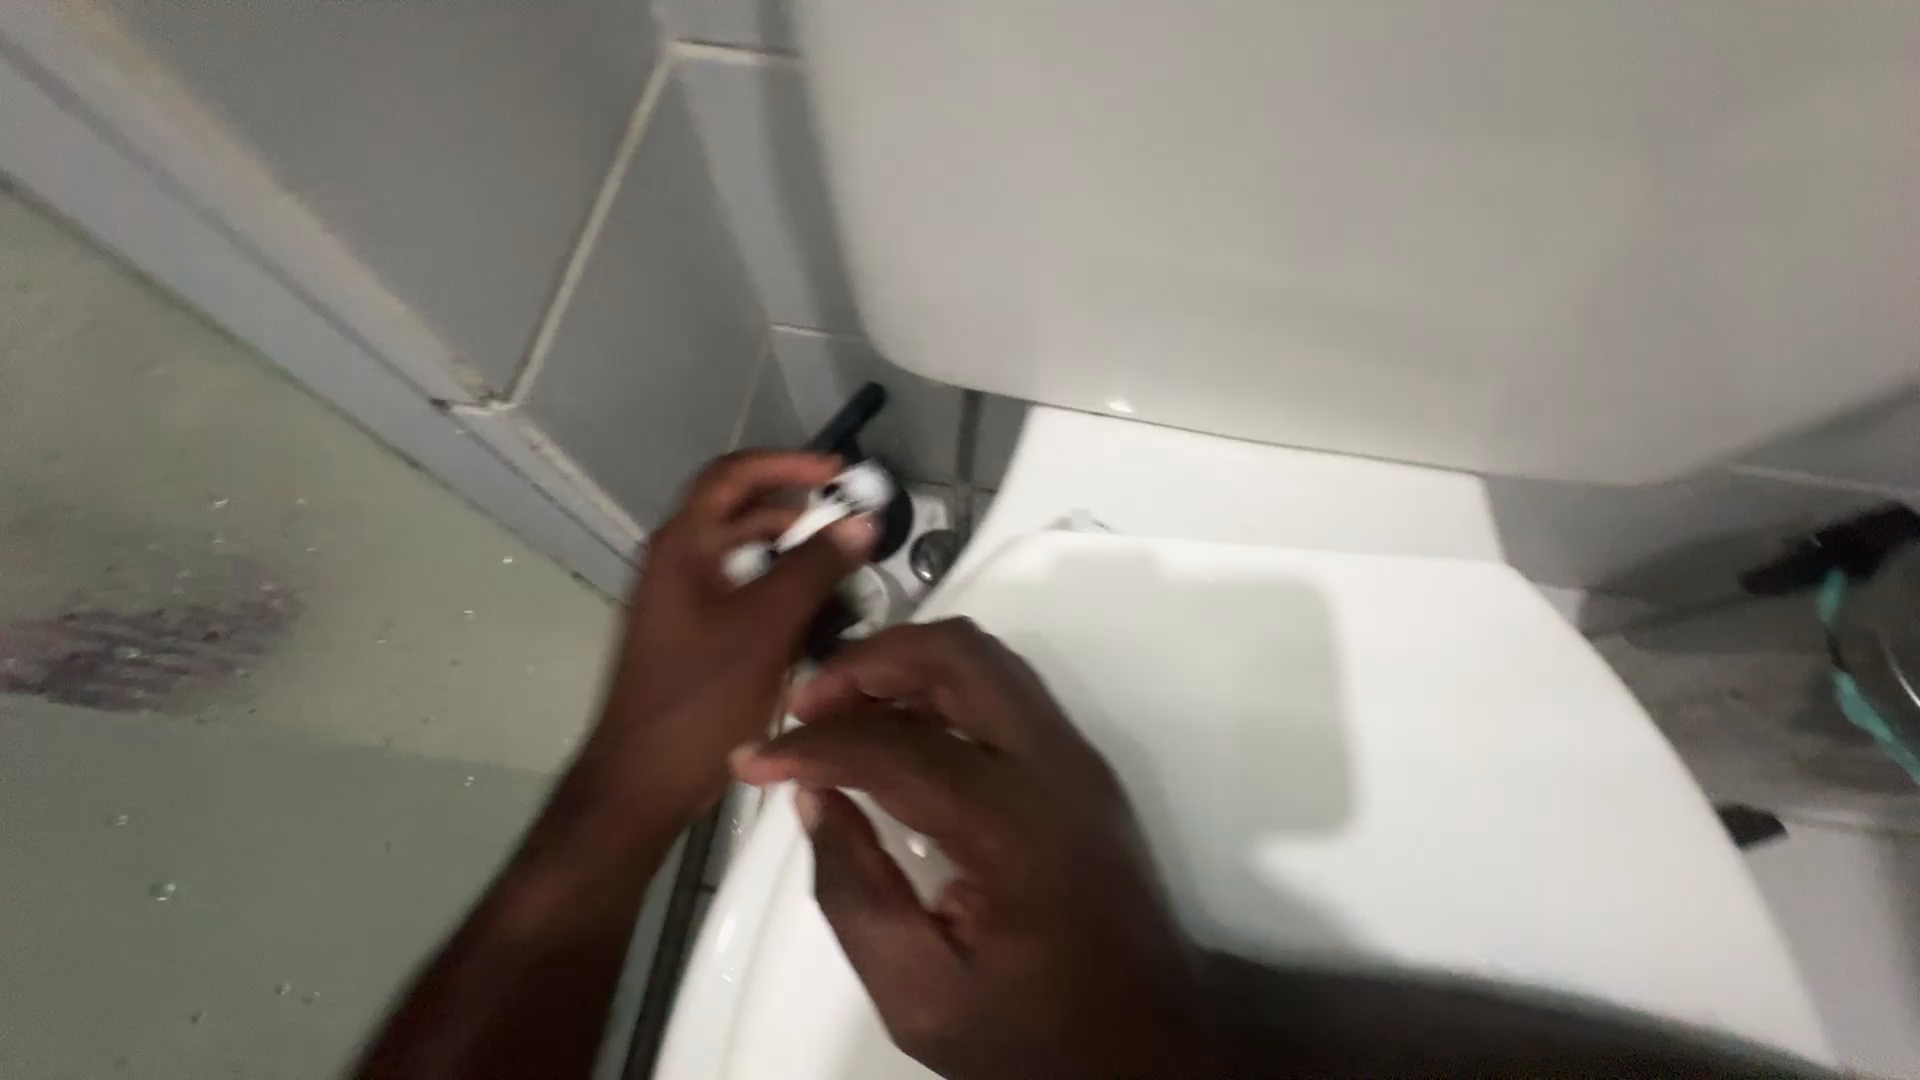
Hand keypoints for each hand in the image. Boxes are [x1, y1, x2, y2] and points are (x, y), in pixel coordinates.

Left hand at [594, 451, 875, 815]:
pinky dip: (778, 587)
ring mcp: (682, 600)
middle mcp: (677, 562)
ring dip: (790, 551)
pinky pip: (742, 590)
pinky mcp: (693, 633)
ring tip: (839, 567)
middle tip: (846, 524)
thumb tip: (862, 522)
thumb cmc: (701, 697)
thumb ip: (815, 568)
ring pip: (743, 554)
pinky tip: (814, 613)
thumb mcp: (766, 626)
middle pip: (739, 511)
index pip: (733, 475)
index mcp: (683, 546)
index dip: (787, 463)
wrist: (644, 780)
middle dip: (795, 510)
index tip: (838, 473)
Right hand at [733, 619, 1214, 1079]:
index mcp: (1009, 826)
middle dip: (866, 662)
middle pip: (954, 656)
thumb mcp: (922, 997)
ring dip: (902, 662)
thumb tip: (814, 799)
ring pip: (981, 655)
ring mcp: (1072, 750)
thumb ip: (854, 892)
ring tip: (842, 707)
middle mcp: (1049, 763)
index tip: (755, 760)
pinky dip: (936, 681)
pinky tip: (896, 723)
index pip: (893, 750)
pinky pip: (998, 683)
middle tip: (807, 704)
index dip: (812, 747)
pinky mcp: (1076, 755)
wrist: (1152, 1034)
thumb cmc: (1036, 1029)